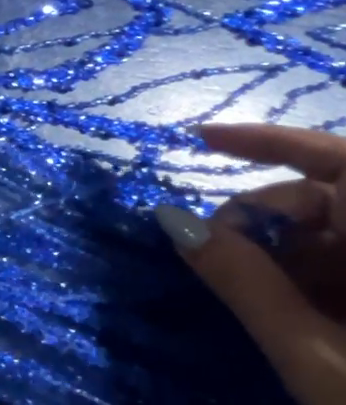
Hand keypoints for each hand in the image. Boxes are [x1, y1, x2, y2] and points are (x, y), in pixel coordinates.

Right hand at [156, 123, 345, 403]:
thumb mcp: (315, 357)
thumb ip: (242, 280)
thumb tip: (169, 216)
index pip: (339, 160)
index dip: (271, 140)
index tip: (199, 140)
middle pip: (330, 202)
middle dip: (266, 217)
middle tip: (218, 252)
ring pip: (343, 240)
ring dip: (290, 254)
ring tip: (264, 298)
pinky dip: (321, 280)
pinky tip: (301, 314)